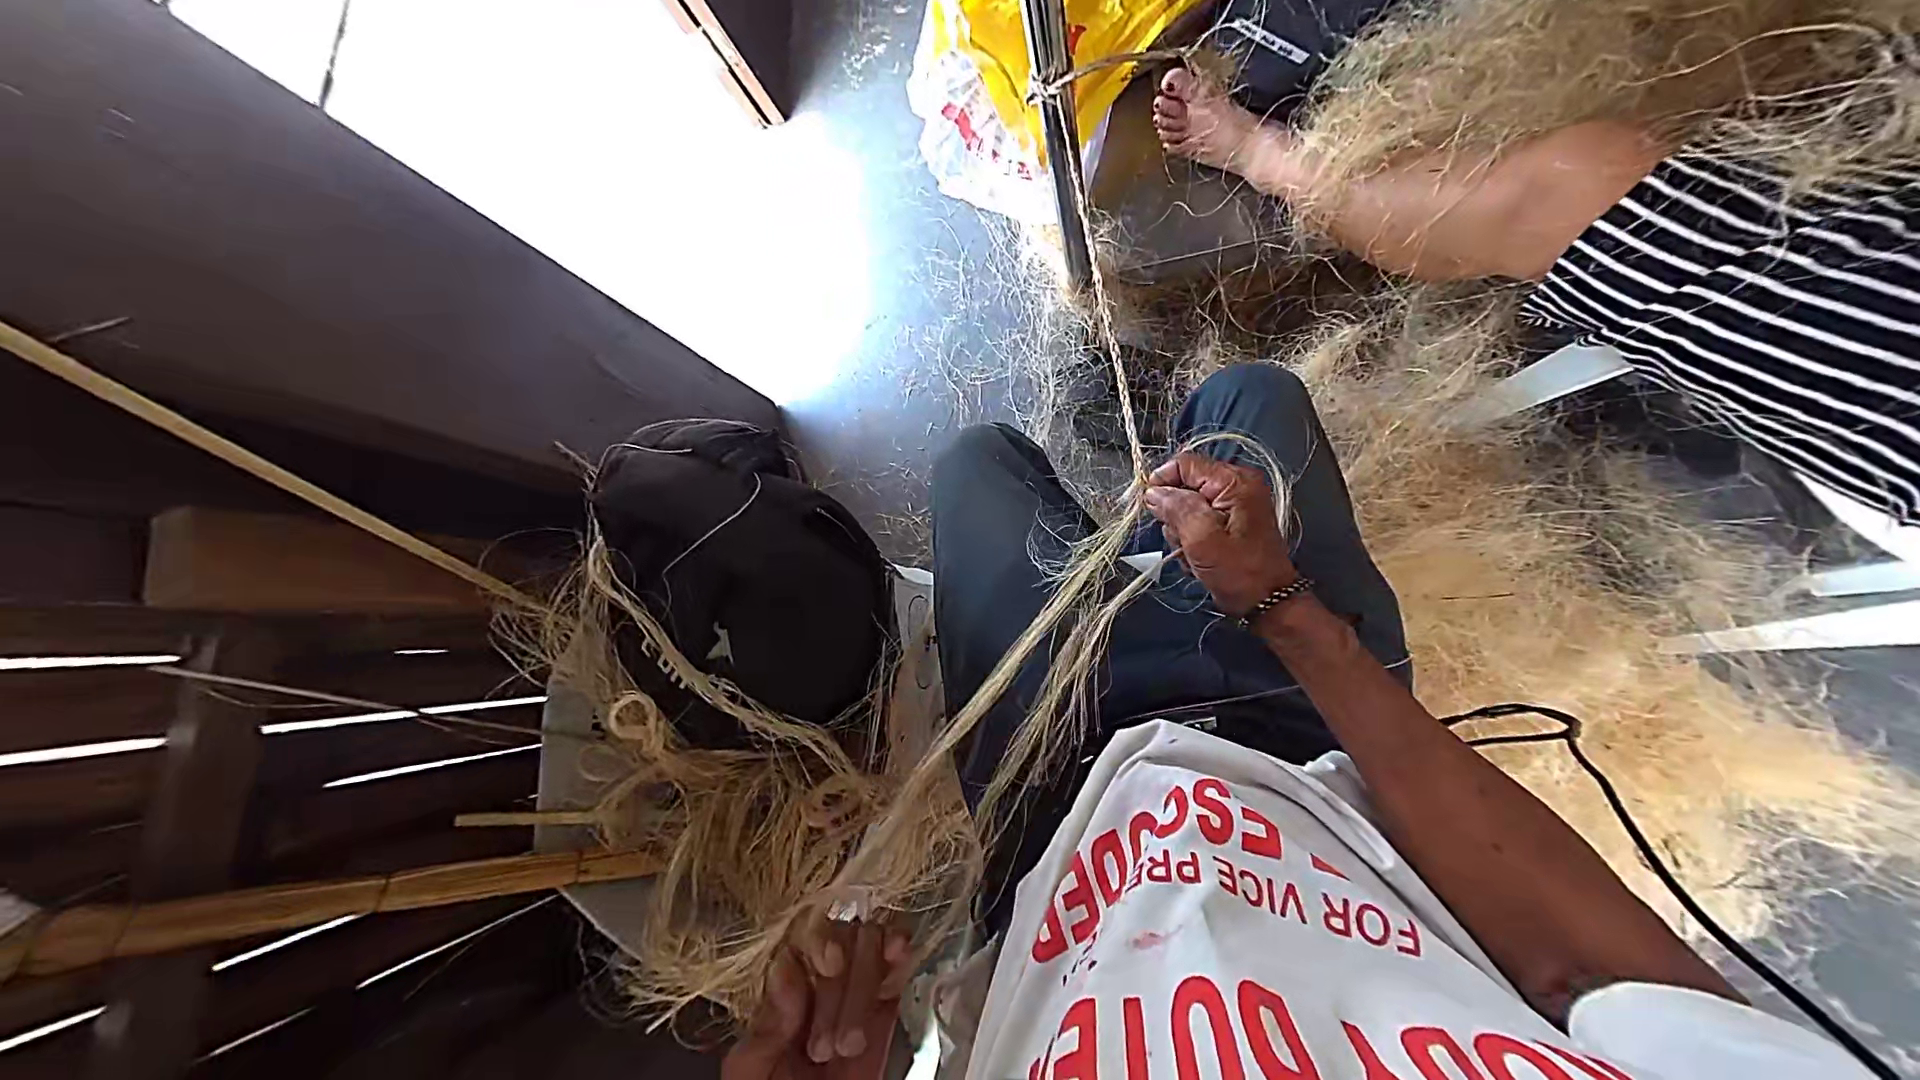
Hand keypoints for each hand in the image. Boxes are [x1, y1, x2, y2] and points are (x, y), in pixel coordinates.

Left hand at [721, 916, 912, 1079]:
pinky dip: (900, 952)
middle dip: (842, 989)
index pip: (802, 935)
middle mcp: (818, 976)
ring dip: (868, 983)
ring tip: (853, 1045)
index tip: (829, 964)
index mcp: (782, 987)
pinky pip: (898, 960)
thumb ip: (764, 1030)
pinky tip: (899, 959)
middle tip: (827, 1050)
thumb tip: (786, 966)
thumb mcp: (751, 1079)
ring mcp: (855, 985)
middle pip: (842, 936)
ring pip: (870, 941)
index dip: (820, 940)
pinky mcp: (887, 1002)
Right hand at [1143, 452, 1296, 616]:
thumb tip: (1153, 491)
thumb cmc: (1238, 571)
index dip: (1161, 482)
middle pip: (1183, 484)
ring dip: (1180, 529)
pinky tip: (1197, 554)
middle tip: (1183, 538)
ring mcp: (1233, 503)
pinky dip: (1190, 537)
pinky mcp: (1229, 520)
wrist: (1266, 601)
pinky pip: (1195, 519)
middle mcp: (1236, 484)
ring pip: (1185, 504)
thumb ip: (1177, 507)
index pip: (1184, 464)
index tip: (1152, 509)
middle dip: (1173, 512)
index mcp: (1234, 481)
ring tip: (1192, 551)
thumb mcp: (1202, 538)